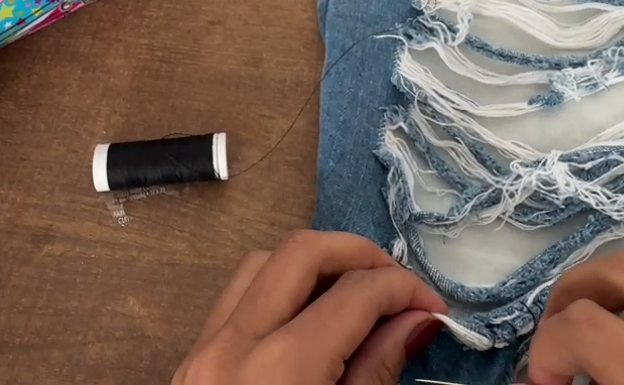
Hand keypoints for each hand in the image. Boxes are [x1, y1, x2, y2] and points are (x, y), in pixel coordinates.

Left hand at [174, 231, 447, 384]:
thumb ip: (376, 373)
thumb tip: (416, 318)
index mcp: (279, 373)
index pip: (352, 295)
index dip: (401, 289)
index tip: (432, 305)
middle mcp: (232, 347)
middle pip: (301, 251)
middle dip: (356, 253)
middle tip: (396, 282)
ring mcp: (203, 349)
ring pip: (263, 261)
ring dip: (313, 263)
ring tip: (354, 294)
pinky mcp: (190, 359)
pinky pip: (237, 294)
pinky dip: (277, 286)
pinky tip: (307, 314)